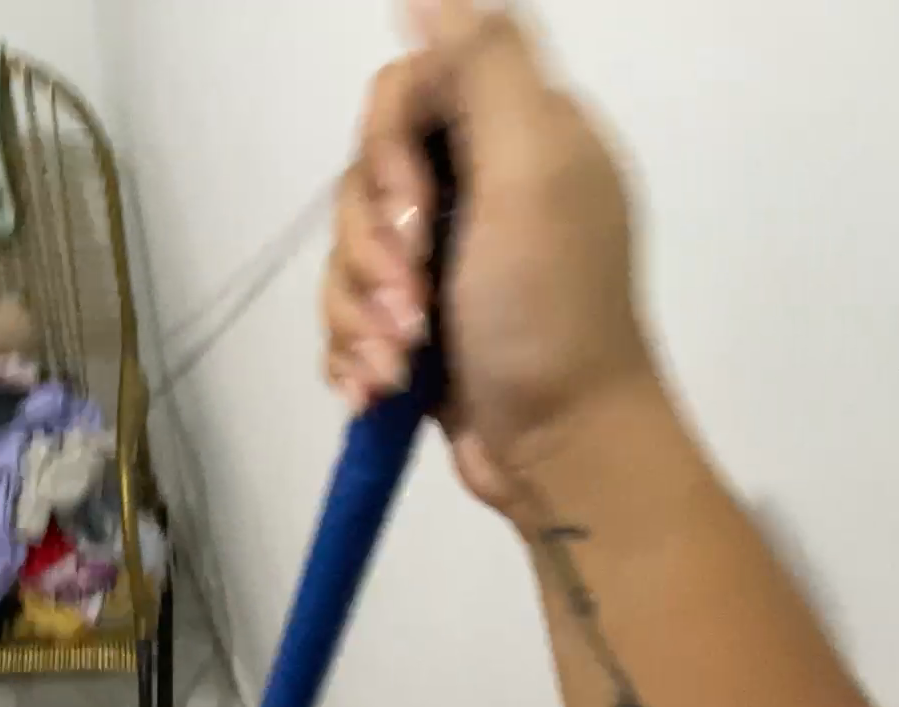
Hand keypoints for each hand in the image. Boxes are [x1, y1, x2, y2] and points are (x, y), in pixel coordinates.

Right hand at [323, 1, 655, 514]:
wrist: (554, 447)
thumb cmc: (548, 313)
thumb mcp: (533, 171)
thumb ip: (485, 67)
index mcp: (507, 143)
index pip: (402, 100)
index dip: (386, 156)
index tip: (414, 212)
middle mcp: (468, 197)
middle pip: (360, 190)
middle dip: (371, 261)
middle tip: (413, 311)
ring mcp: (435, 272)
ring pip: (343, 267)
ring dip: (358, 322)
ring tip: (396, 370)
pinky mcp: (408, 331)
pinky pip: (346, 323)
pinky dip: (353, 358)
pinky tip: (374, 392)